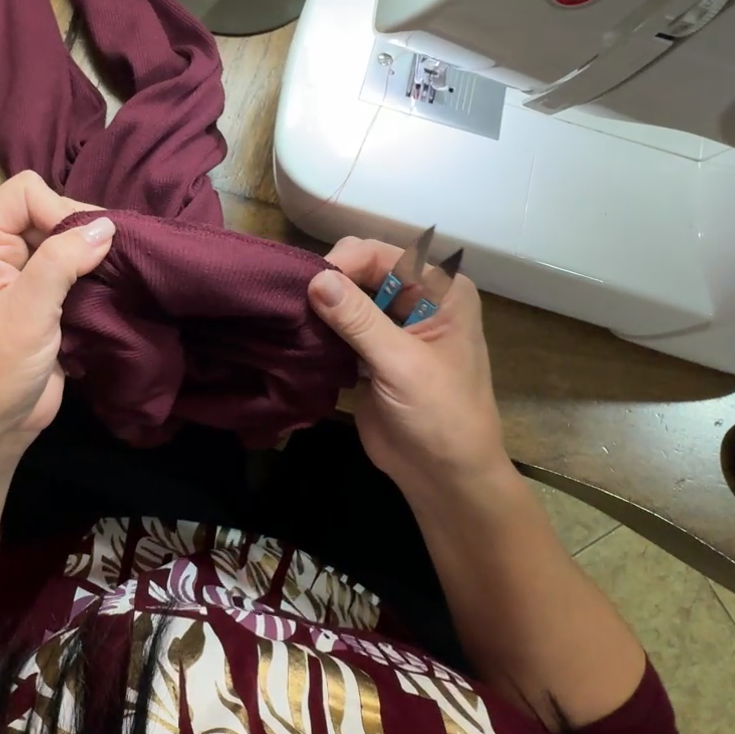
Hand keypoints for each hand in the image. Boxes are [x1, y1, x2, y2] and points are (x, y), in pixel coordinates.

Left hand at [0, 171, 114, 456]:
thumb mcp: (25, 313)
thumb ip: (61, 262)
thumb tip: (107, 225)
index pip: (24, 194)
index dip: (60, 210)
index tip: (90, 245)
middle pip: (47, 210)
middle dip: (81, 229)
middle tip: (113, 258)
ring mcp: (21, 273)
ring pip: (65, 238)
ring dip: (92, 252)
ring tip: (118, 269)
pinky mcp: (44, 297)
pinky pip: (74, 266)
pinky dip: (95, 271)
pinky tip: (113, 283)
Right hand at [308, 238, 508, 495]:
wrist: (445, 478)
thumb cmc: (440, 416)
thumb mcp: (400, 363)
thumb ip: (358, 319)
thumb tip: (314, 278)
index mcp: (440, 290)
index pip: (382, 255)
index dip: (344, 262)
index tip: (308, 285)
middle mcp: (418, 300)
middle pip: (362, 270)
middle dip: (329, 281)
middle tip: (294, 302)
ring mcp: (392, 327)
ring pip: (347, 298)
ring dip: (320, 306)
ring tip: (289, 317)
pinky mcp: (370, 353)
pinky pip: (339, 328)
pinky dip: (319, 329)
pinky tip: (298, 336)